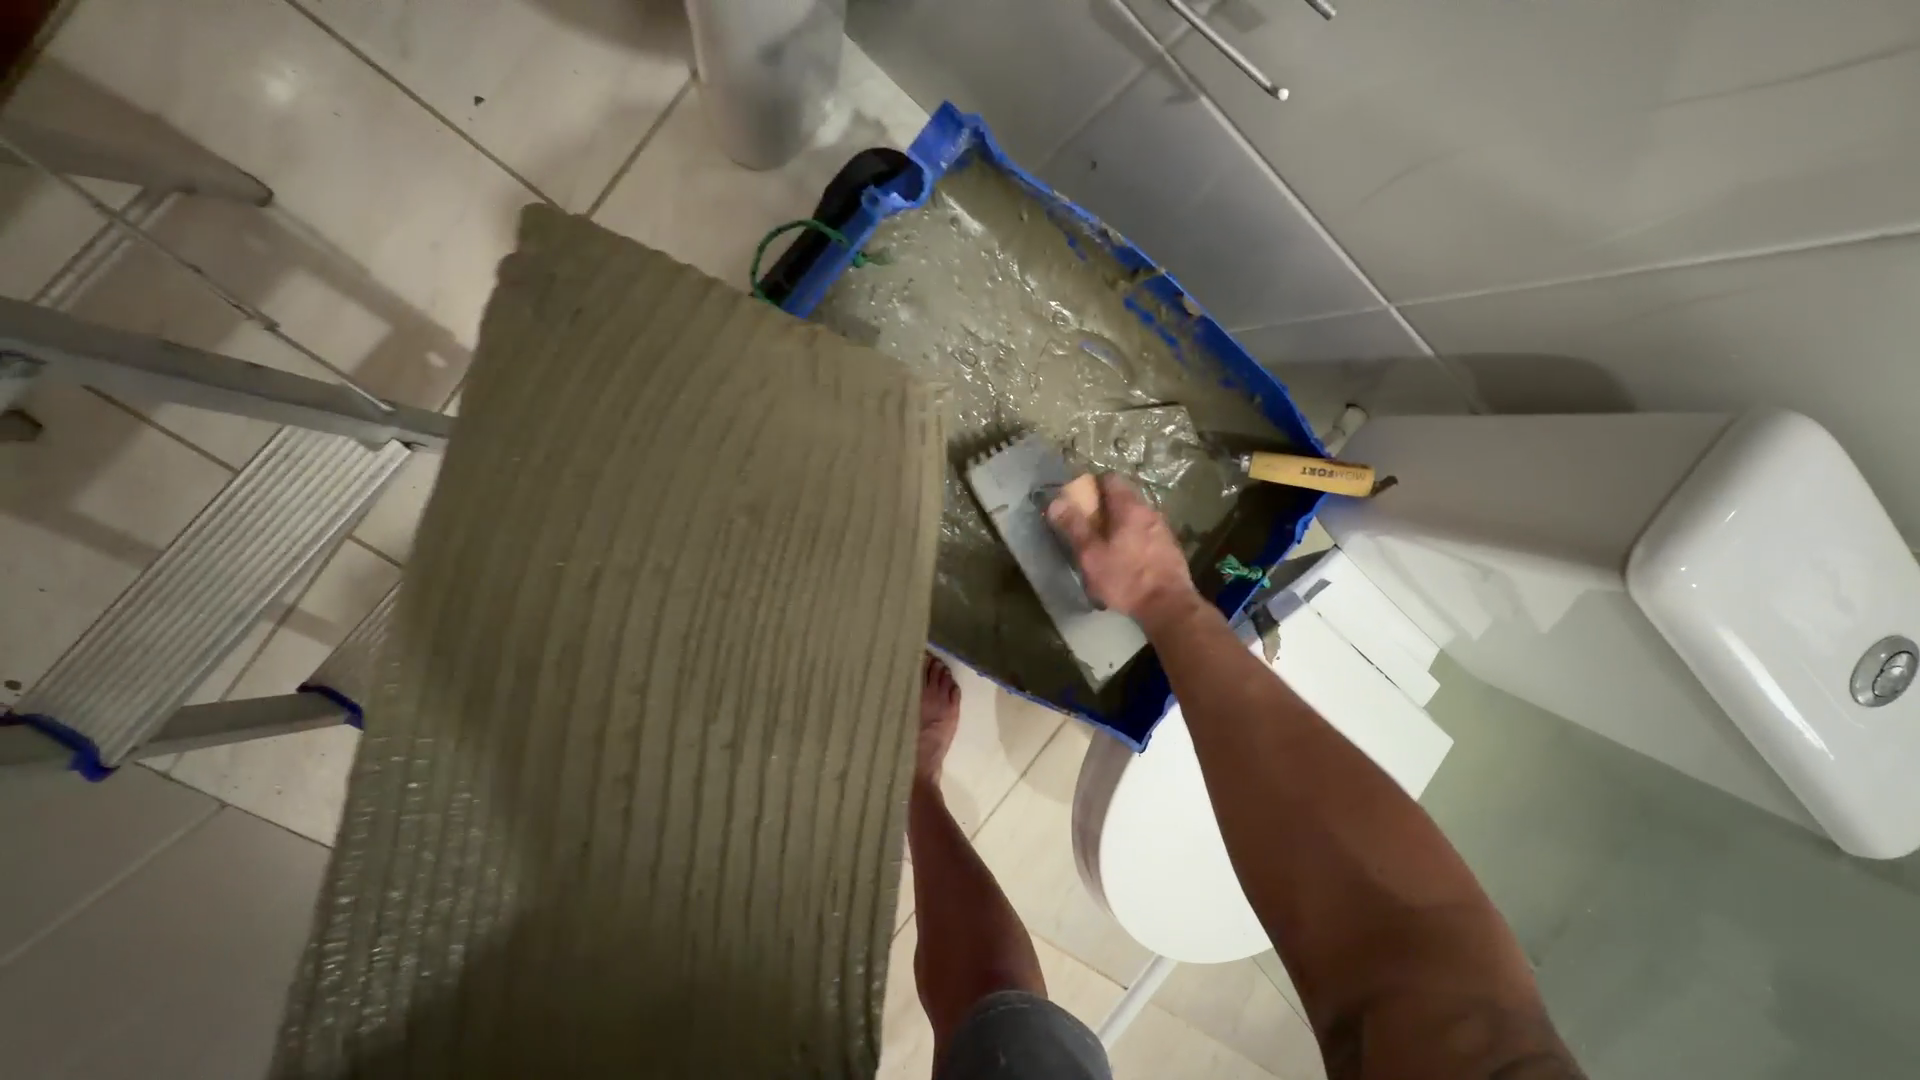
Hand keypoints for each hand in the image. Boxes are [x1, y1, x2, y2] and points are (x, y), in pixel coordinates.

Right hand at [1046, 473, 1202, 633]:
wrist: (1168, 605)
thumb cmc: (1125, 578)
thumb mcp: (1091, 555)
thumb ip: (1073, 526)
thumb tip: (1055, 501)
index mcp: (1129, 507)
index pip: (1109, 478)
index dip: (1091, 485)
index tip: (1079, 501)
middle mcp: (1149, 511)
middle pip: (1123, 497)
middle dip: (1104, 507)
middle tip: (1087, 526)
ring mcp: (1163, 528)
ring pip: (1136, 516)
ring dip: (1120, 524)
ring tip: (1105, 545)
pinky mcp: (1170, 547)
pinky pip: (1146, 532)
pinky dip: (1133, 538)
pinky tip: (1126, 559)